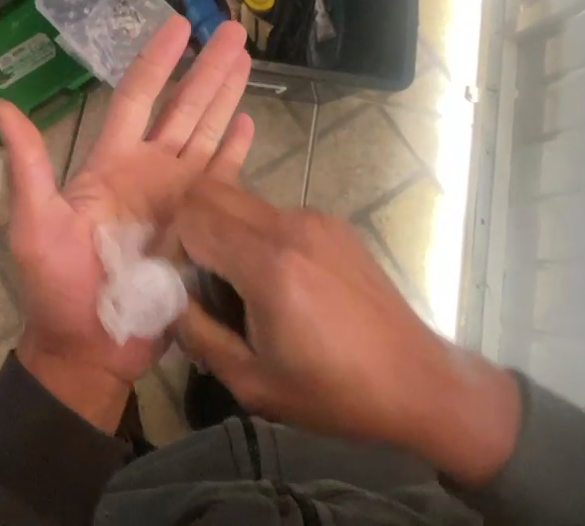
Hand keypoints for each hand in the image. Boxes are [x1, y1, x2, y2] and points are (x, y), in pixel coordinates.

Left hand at [0, 17, 254, 430]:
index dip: (158, 60)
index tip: (176, 25)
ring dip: (226, 97)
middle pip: (182, 107)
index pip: (139, 97)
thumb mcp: (34, 224)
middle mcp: (148, 171)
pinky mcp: (200, 228)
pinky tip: (248, 124)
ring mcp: (177, 198)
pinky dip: (235, 152)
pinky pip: (222, 182)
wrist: (88, 349)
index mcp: (111, 163)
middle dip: (206, 68)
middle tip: (232, 29)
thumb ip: (28, 166)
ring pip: (206, 135)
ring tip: (247, 60)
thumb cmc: (58, 287)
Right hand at [174, 179, 521, 484]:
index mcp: (269, 264)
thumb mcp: (253, 382)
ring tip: (234, 285)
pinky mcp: (331, 223)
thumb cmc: (335, 393)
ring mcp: (314, 218)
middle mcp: (290, 226)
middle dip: (187, 226)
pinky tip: (272, 282)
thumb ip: (198, 333)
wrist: (419, 383)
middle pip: (210, 192)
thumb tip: (166, 298)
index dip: (168, 244)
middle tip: (192, 273)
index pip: (191, 216)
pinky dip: (253, 236)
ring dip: (221, 230)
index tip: (172, 280)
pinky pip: (272, 214)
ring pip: (240, 199)